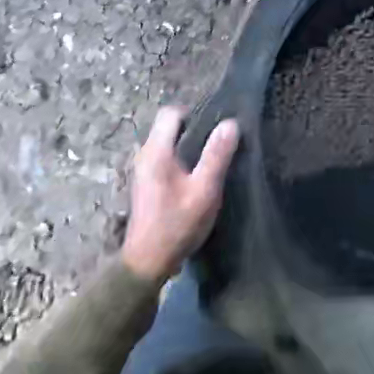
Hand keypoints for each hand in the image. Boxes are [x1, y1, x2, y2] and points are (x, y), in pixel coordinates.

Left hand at [120, 107, 239, 281]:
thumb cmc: (177, 224)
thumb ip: (216, 156)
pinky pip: (165, 159)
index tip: (216, 127)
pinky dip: (181, 161)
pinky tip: (197, 178)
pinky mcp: (146, 184)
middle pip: (168, 127)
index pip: (171, 113)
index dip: (195, 113)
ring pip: (167, 144)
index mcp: (156, 151)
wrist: (148, 261)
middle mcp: (144, 155)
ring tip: (212, 161)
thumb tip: (230, 123)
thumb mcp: (204, 191)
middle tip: (219, 144)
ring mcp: (142, 170)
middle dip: (194, 130)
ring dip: (188, 148)